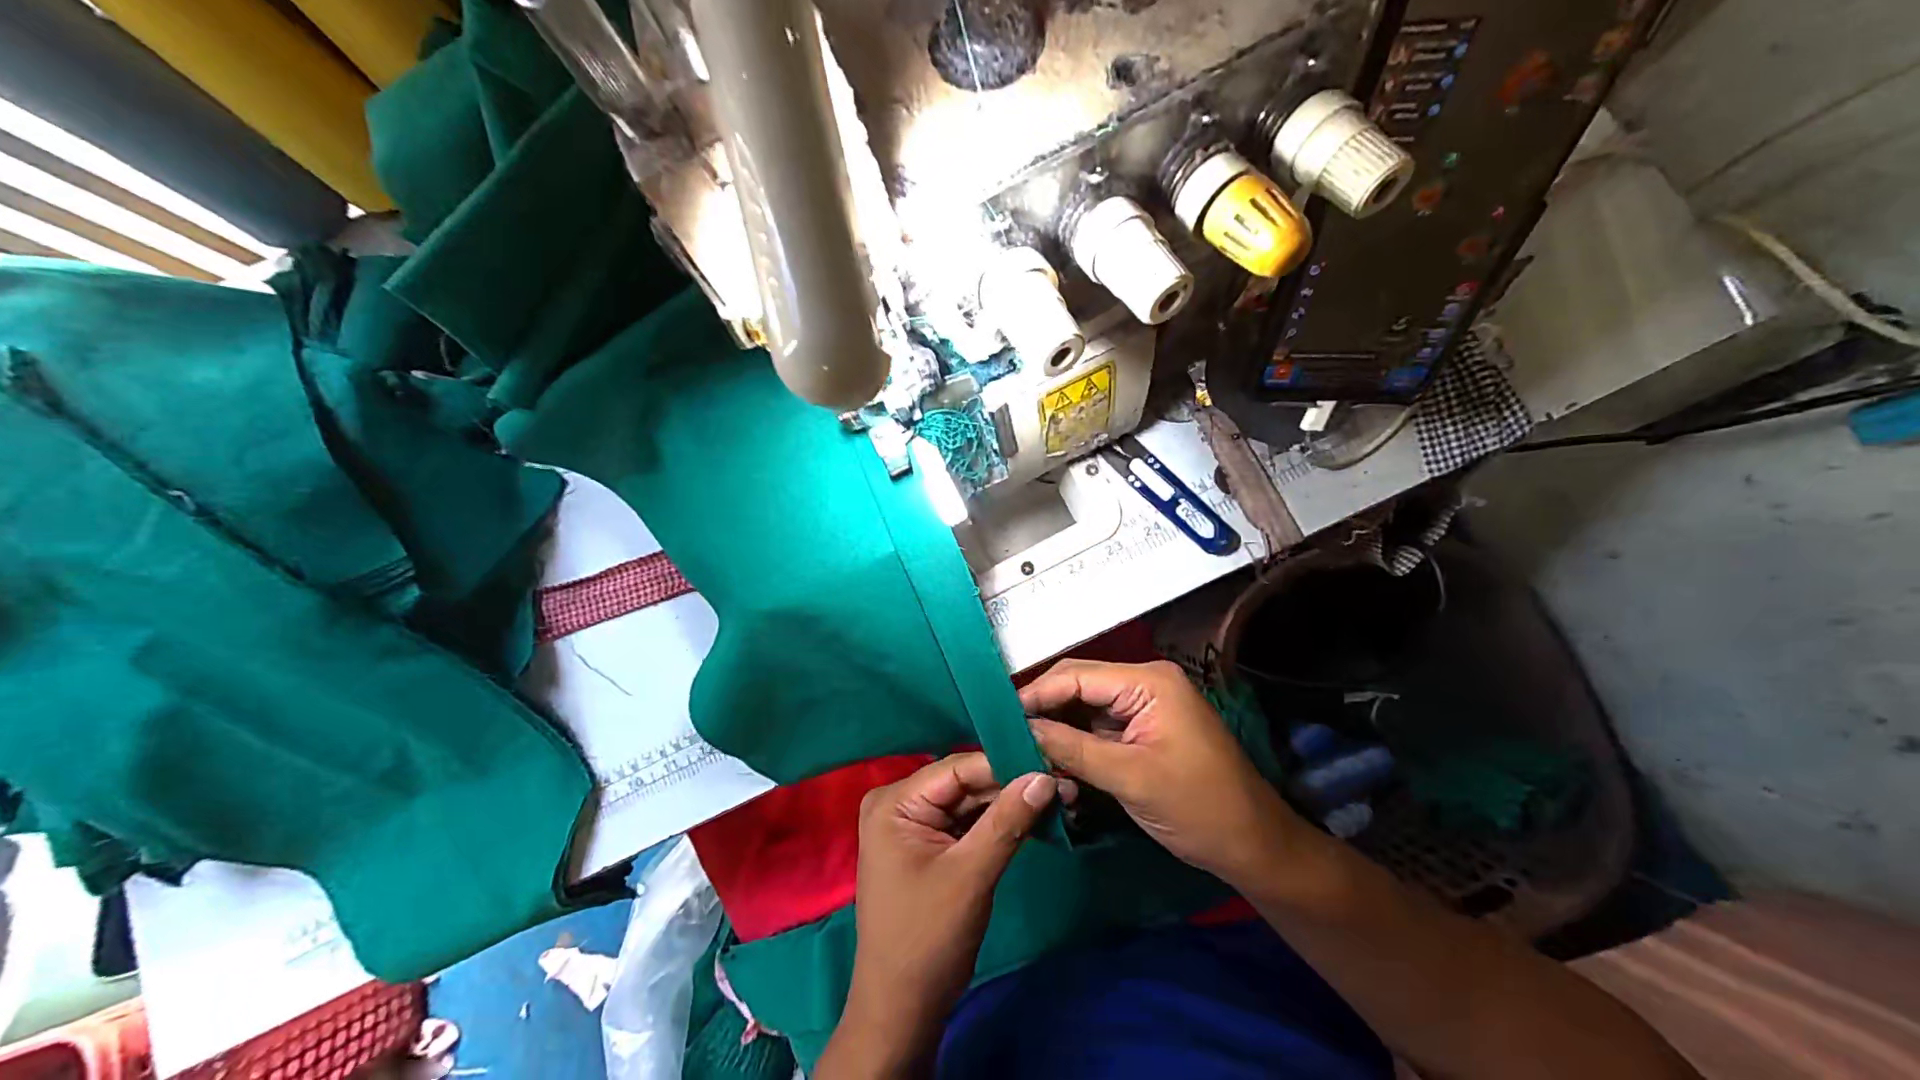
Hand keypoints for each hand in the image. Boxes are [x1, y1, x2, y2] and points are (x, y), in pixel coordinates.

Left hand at [822, 754, 1056, 1076]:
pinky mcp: (930, 847)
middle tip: (1066, 784)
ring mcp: (914, 826)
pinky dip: (1001, 825)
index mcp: (895, 802)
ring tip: (1063, 800)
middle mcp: (900, 805)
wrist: (903, 1008)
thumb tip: (1045, 776)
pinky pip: (969, 825)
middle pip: (966, 783)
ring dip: (1012, 805)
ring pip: (972, 803)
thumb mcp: (971, 874)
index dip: (1006, 764)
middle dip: (1014, 785)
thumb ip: (1007, 821)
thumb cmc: (928, 938)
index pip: (958, 768)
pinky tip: (1038, 820)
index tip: (1054, 763)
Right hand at [1022, 659, 1299, 884]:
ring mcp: (1144, 707)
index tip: (997, 720)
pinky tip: (1052, 761)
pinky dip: (1075, 743)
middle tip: (1004, 736)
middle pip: (1077, 686)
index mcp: (1148, 682)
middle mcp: (1144, 684)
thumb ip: (1072, 748)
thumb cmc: (1198, 808)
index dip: (1034, 695)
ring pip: (1084, 708)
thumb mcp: (1130, 778)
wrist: (1254, 846)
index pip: (1075, 676)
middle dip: (1043, 710)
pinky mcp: (1143, 731)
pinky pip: (1098, 728)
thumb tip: (1022, 730)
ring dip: (1056, 729)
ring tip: (1022, 751)